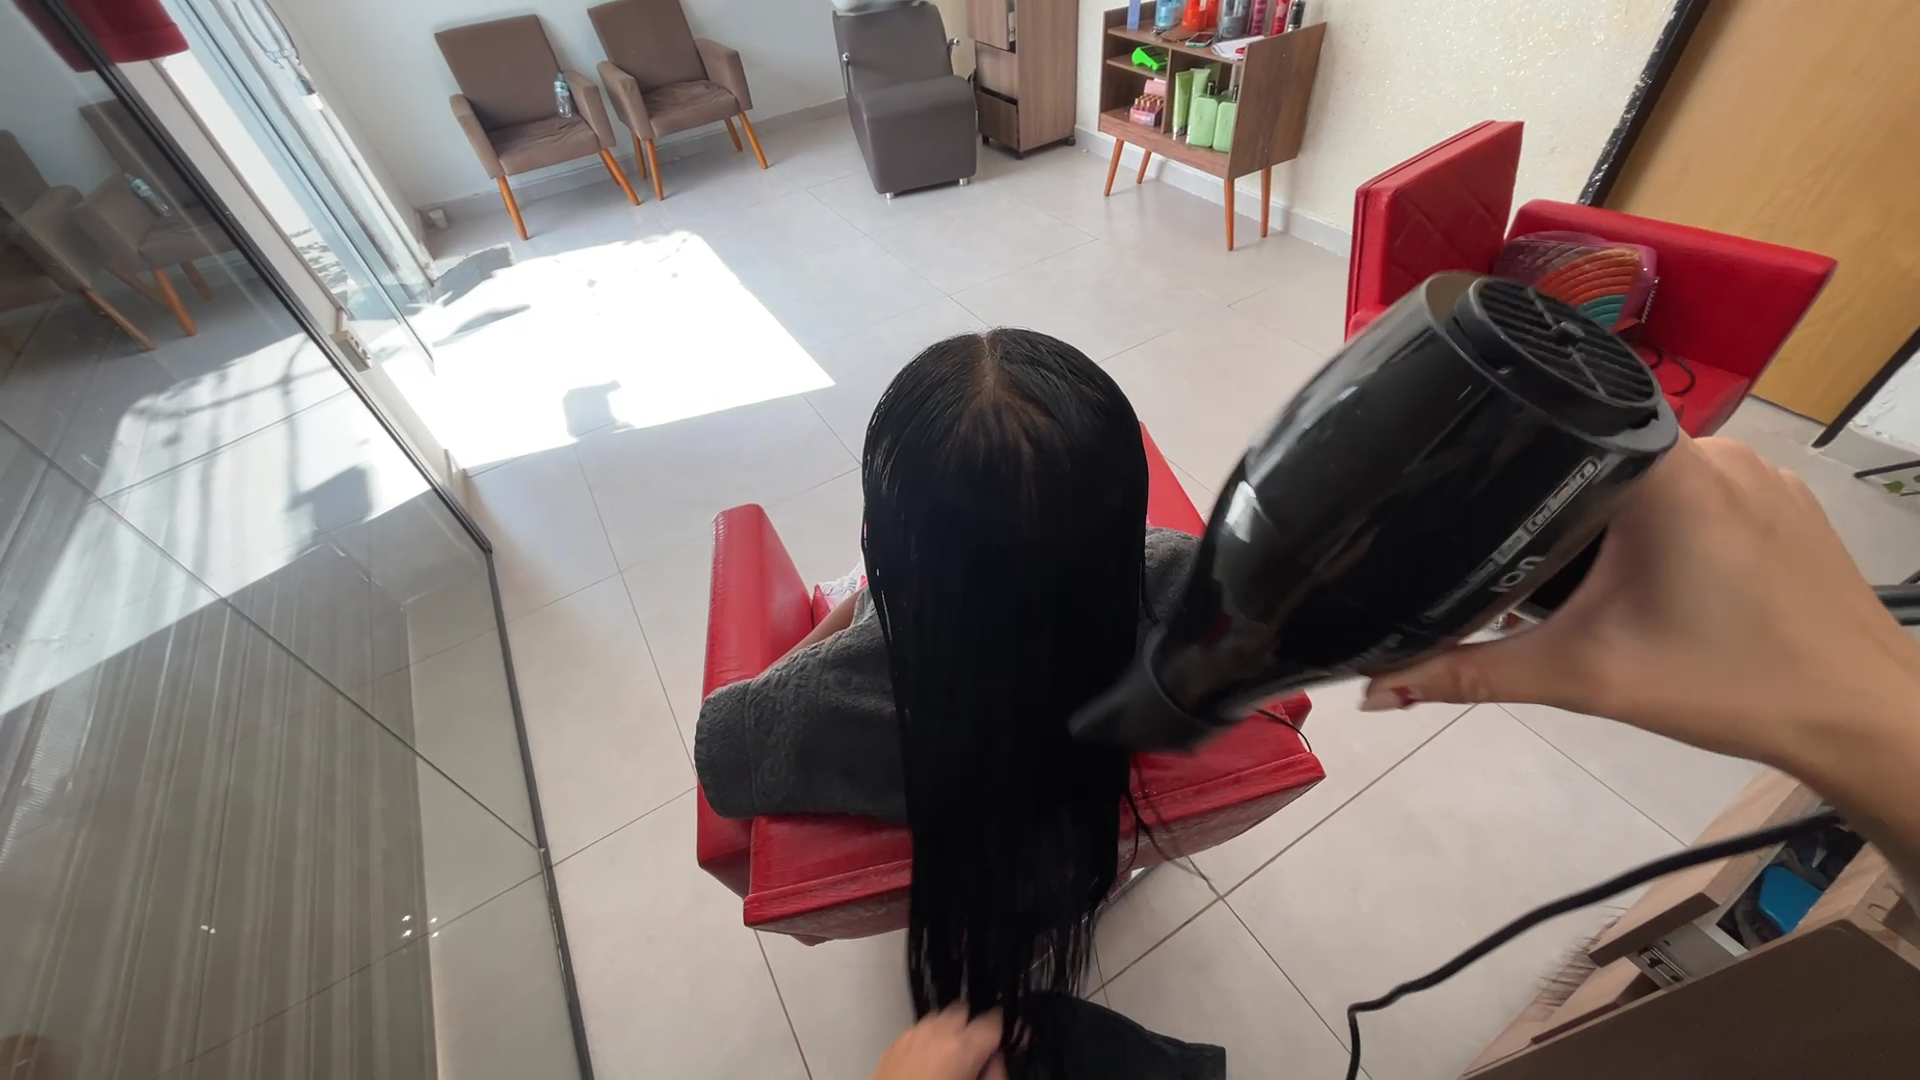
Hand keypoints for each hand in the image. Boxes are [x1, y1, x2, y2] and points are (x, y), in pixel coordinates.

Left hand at [871, 1005, 1006, 1079]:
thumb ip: (995, 1073)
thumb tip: (998, 1058)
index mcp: (962, 1047)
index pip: (995, 1019)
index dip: (1004, 1030)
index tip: (1008, 1040)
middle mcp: (938, 1031)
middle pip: (966, 1011)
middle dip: (974, 1028)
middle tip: (976, 1056)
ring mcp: (915, 1032)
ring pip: (943, 1017)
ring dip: (951, 1031)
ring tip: (951, 1061)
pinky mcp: (897, 1040)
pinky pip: (922, 1028)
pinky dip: (931, 1038)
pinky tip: (929, 1063)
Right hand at [1361, 435, 1919, 769]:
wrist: (1868, 723)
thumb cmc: (1728, 686)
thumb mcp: (1578, 676)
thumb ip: (1468, 674)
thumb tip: (1375, 691)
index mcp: (1669, 475)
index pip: (1556, 425)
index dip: (1496, 452)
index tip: (1452, 487)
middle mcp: (1715, 454)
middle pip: (1585, 450)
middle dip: (1536, 496)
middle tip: (1494, 545)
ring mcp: (1755, 473)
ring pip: (1630, 469)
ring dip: (1585, 506)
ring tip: (1546, 555)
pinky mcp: (1775, 498)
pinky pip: (1676, 483)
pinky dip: (1635, 512)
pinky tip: (1617, 561)